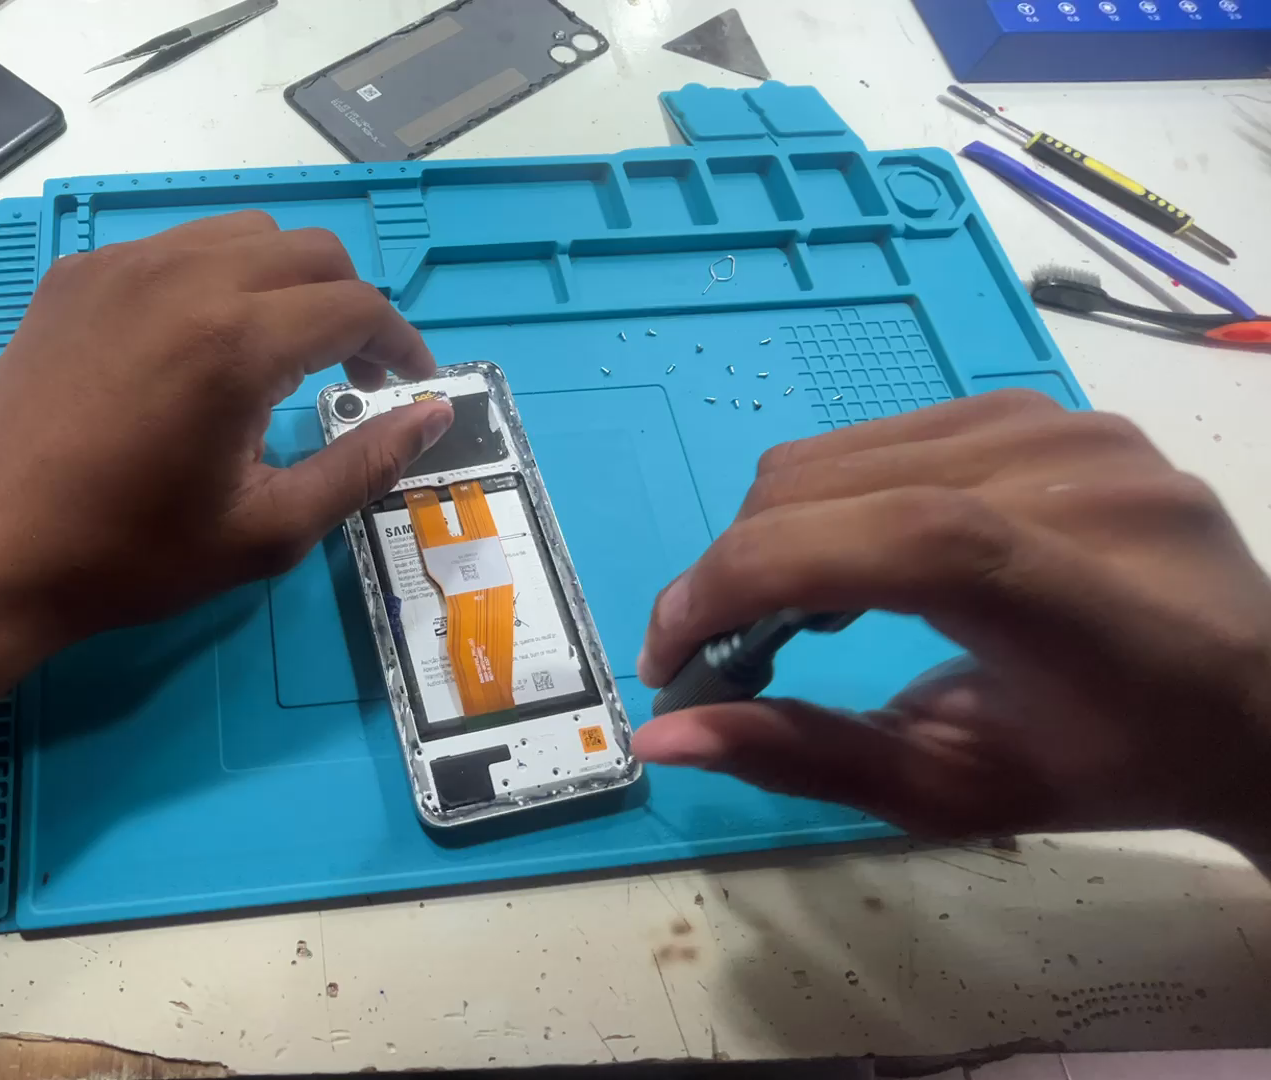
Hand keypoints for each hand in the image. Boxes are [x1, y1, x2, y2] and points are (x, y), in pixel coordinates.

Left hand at [0, 211, 451, 660]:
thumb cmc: (132, 558)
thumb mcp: (267, 531)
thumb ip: (363, 465)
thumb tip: (434, 415)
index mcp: (236, 342)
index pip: (356, 307)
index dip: (400, 344)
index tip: (410, 385)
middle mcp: (183, 276)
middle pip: (310, 252)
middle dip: (351, 307)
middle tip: (354, 375)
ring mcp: (120, 267)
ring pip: (243, 236)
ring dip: (287, 286)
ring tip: (281, 358)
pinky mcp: (77, 278)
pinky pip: (175, 249)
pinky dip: (219, 281)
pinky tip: (202, 345)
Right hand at [632, 390, 1270, 845]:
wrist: (1250, 691)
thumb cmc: (1101, 763)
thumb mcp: (948, 791)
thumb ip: (801, 759)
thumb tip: (660, 736)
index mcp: (1096, 607)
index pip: (901, 543)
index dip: (750, 581)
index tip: (670, 650)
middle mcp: (1082, 484)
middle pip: (820, 494)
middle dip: (728, 575)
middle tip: (719, 648)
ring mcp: (1058, 428)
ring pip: (813, 463)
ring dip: (759, 541)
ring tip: (783, 607)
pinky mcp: (1027, 408)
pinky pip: (849, 444)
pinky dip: (804, 507)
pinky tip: (840, 557)